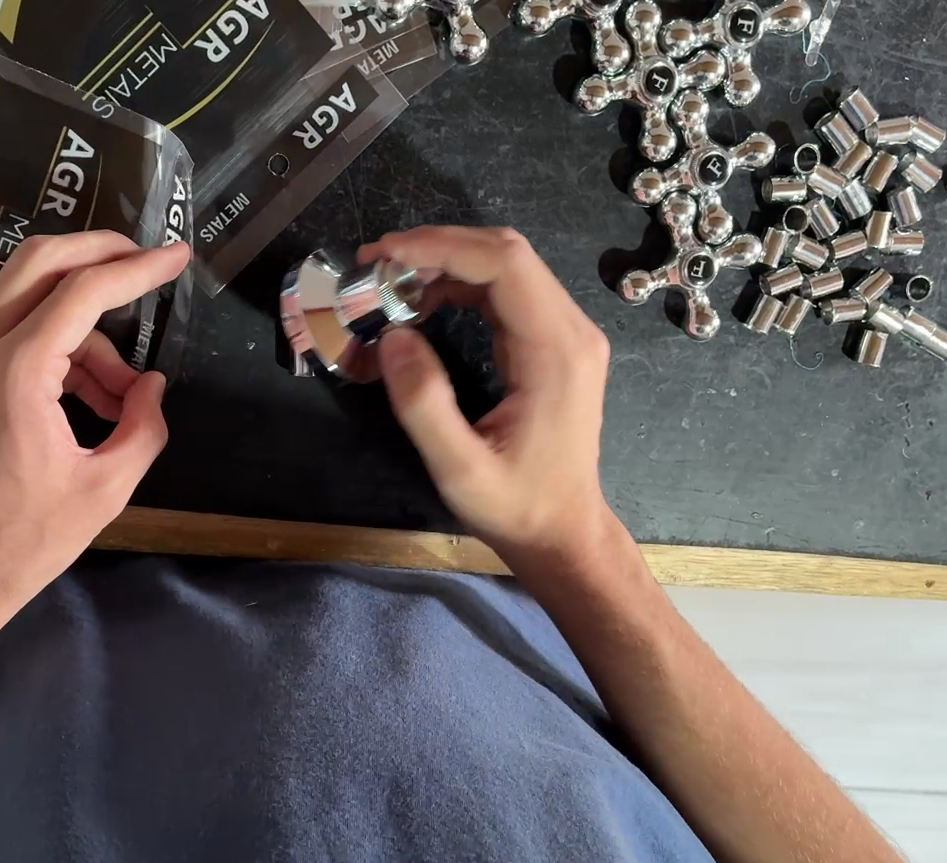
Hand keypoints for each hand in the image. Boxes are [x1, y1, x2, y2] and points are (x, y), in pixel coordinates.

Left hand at [0, 232, 190, 653]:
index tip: (177, 257)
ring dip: (86, 330)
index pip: (82, 292)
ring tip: (124, 398)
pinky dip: (56, 352)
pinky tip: (87, 403)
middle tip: (147, 264)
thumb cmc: (27, 542)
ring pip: (27, 304)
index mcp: (15, 375)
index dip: (138, 269)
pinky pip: (11, 339)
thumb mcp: (107, 489)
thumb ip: (143, 426)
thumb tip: (152, 385)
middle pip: (37, 264)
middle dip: (98, 254)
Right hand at [358, 227, 624, 571]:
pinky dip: (462, 287)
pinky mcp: (556, 345)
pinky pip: (508, 294)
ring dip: (446, 264)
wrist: (563, 532)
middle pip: (506, 254)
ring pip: (507, 268)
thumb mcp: (459, 471)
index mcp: (555, 352)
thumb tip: (391, 337)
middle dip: (437, 247)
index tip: (382, 255)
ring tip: (390, 286)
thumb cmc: (517, 508)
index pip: (503, 264)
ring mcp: (568, 334)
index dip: (439, 246)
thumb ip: (423, 404)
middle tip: (375, 266)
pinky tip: (424, 305)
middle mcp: (572, 330)